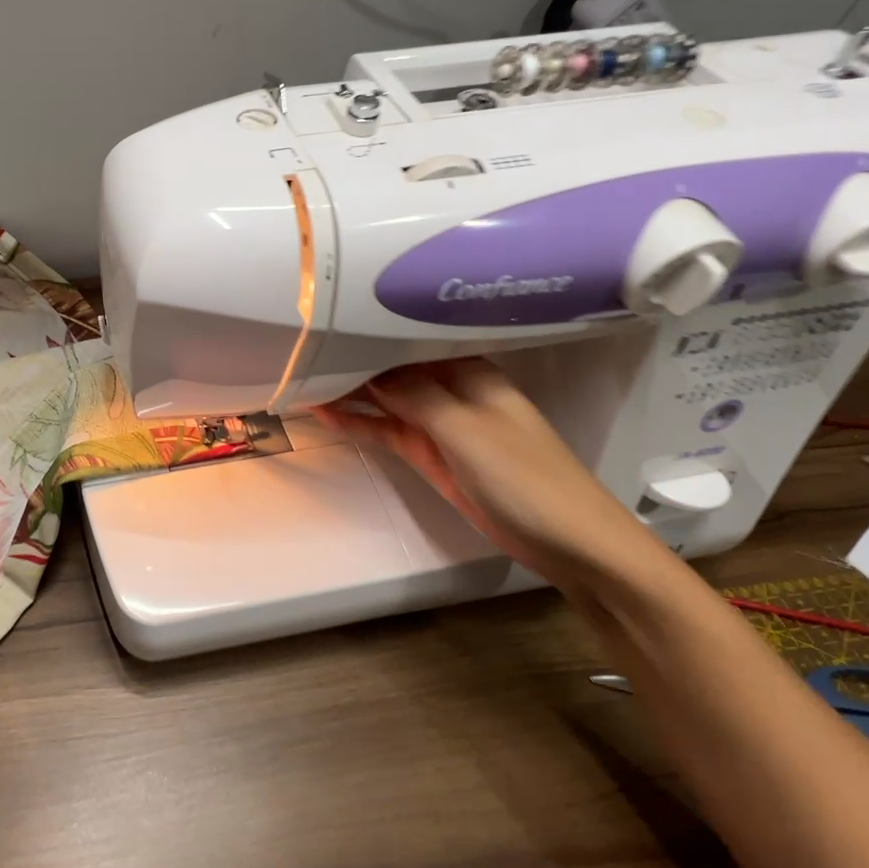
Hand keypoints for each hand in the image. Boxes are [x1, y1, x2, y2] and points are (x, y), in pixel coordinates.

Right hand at [314, 359, 657, 583]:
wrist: (567, 540)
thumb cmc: (523, 476)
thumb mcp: (466, 429)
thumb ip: (417, 397)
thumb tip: (370, 371)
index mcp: (471, 372)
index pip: (411, 343)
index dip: (372, 334)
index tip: (328, 327)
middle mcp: (453, 391)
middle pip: (395, 369)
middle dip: (355, 360)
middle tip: (302, 352)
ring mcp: (441, 426)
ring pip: (387, 400)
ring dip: (350, 392)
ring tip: (302, 379)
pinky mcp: (432, 456)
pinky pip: (390, 431)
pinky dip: (362, 423)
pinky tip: (328, 413)